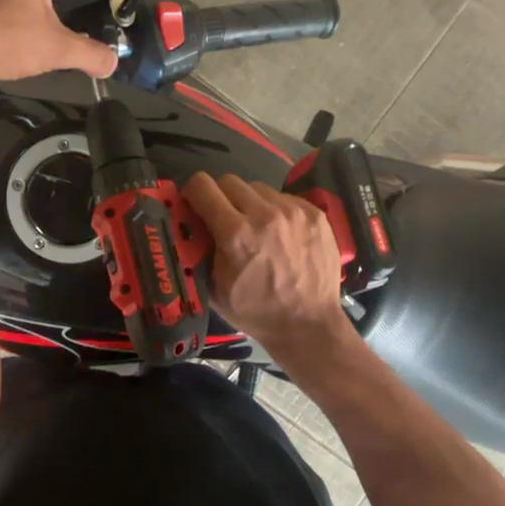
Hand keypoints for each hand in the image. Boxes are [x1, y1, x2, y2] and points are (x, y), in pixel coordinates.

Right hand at [183, 172, 351, 362]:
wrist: (308, 324)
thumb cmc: (257, 311)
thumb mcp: (215, 288)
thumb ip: (200, 251)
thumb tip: (189, 226)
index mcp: (235, 233)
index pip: (202, 185)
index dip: (193, 193)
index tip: (194, 204)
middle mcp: (264, 213)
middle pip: (229, 181)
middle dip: (220, 196)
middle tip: (222, 217)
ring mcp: (294, 211)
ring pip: (258, 188)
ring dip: (249, 202)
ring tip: (254, 227)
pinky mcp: (315, 213)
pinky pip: (285, 198)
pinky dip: (276, 210)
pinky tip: (279, 233)